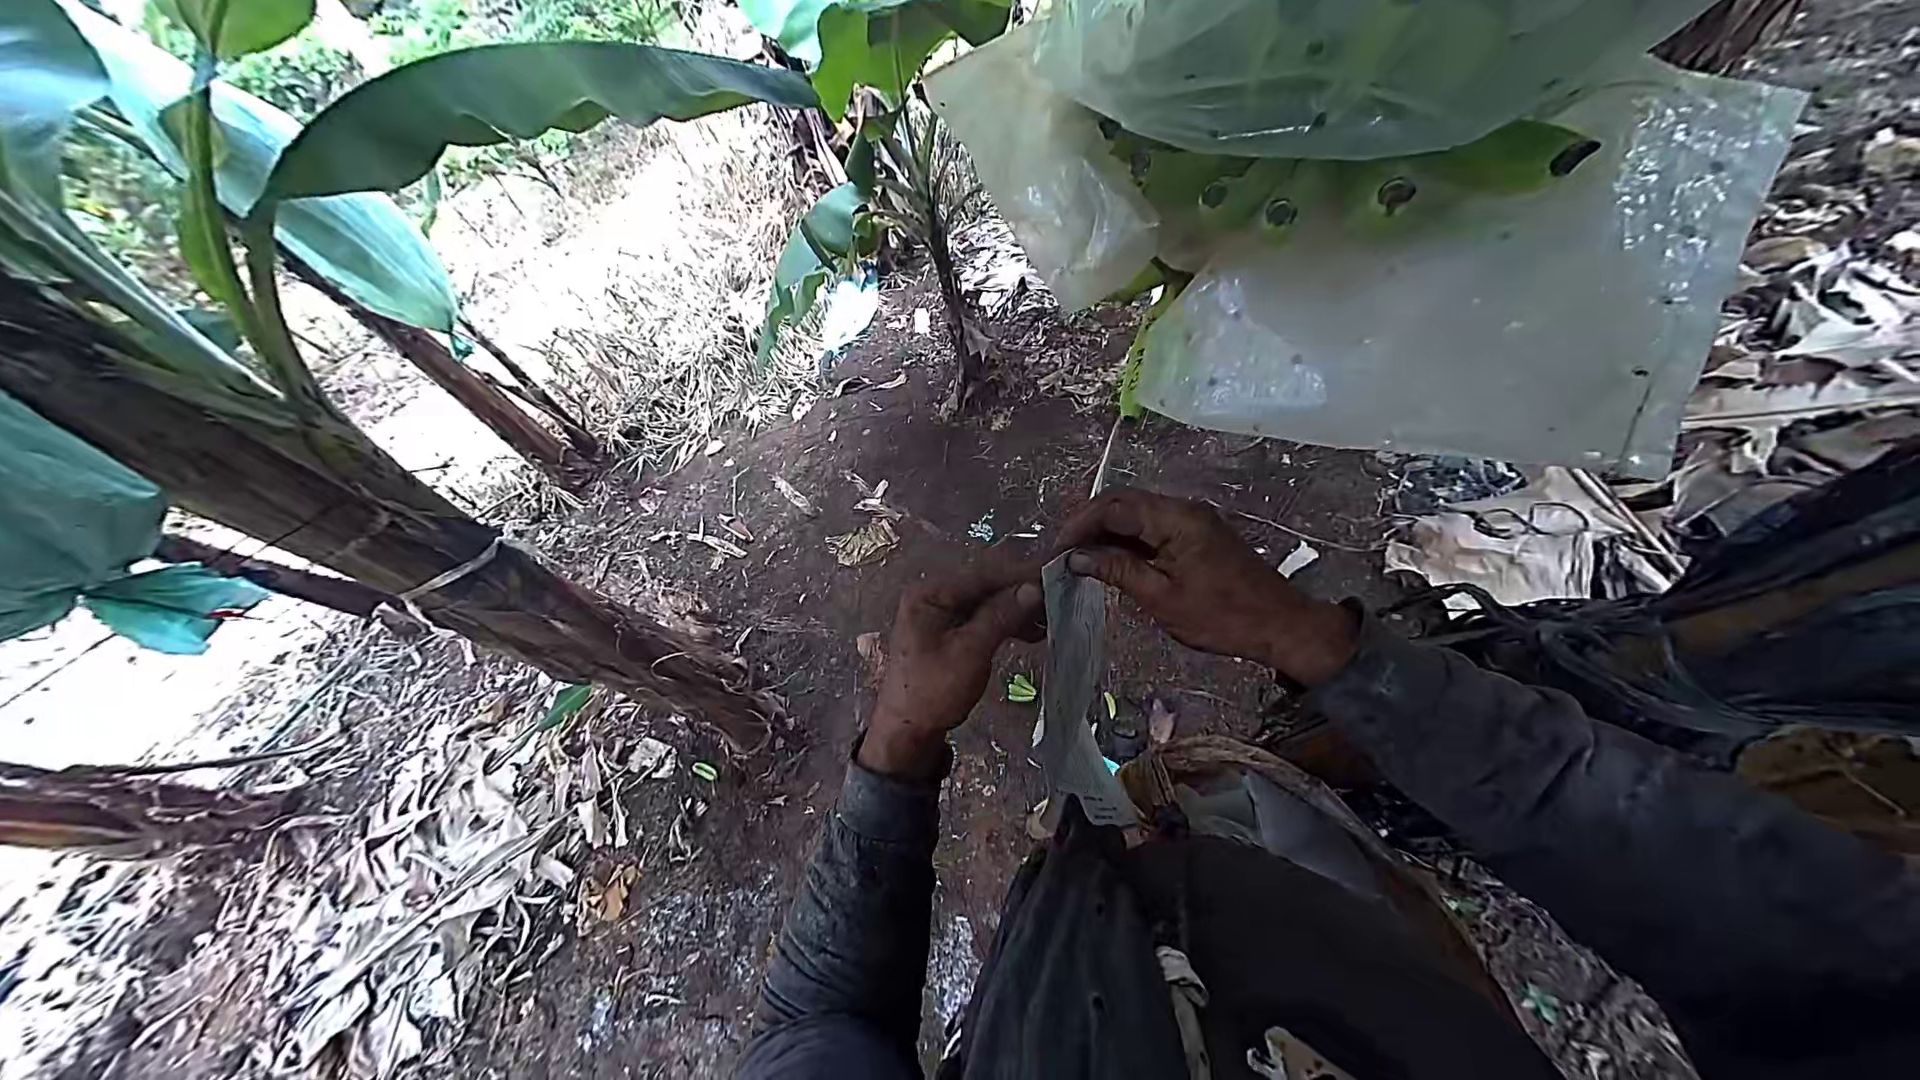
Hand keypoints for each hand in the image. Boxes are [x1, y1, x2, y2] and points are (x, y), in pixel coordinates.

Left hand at [862, 563, 1043, 778]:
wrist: (908, 731)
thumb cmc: (934, 691)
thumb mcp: (970, 651)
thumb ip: (1000, 616)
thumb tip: (1033, 588)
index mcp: (929, 593)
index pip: (982, 574)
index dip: (1020, 574)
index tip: (1053, 573)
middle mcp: (933, 595)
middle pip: (985, 584)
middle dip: (1021, 590)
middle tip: (1058, 594)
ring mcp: (940, 613)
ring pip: (987, 601)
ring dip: (1017, 608)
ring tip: (1049, 617)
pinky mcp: (949, 630)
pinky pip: (982, 617)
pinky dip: (1006, 623)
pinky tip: (1032, 631)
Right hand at [1056, 488, 1356, 684]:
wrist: (1281, 626)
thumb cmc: (1221, 617)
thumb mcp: (1162, 598)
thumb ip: (1117, 570)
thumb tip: (1075, 558)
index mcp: (1176, 518)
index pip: (1115, 506)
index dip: (1080, 523)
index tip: (1056, 549)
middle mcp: (1182, 508)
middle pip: (1123, 502)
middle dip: (1088, 523)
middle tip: (1061, 551)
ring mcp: (1190, 519)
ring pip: (1135, 513)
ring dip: (1105, 531)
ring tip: (1077, 556)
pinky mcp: (1194, 533)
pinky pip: (1150, 527)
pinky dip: (1125, 539)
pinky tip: (1107, 558)